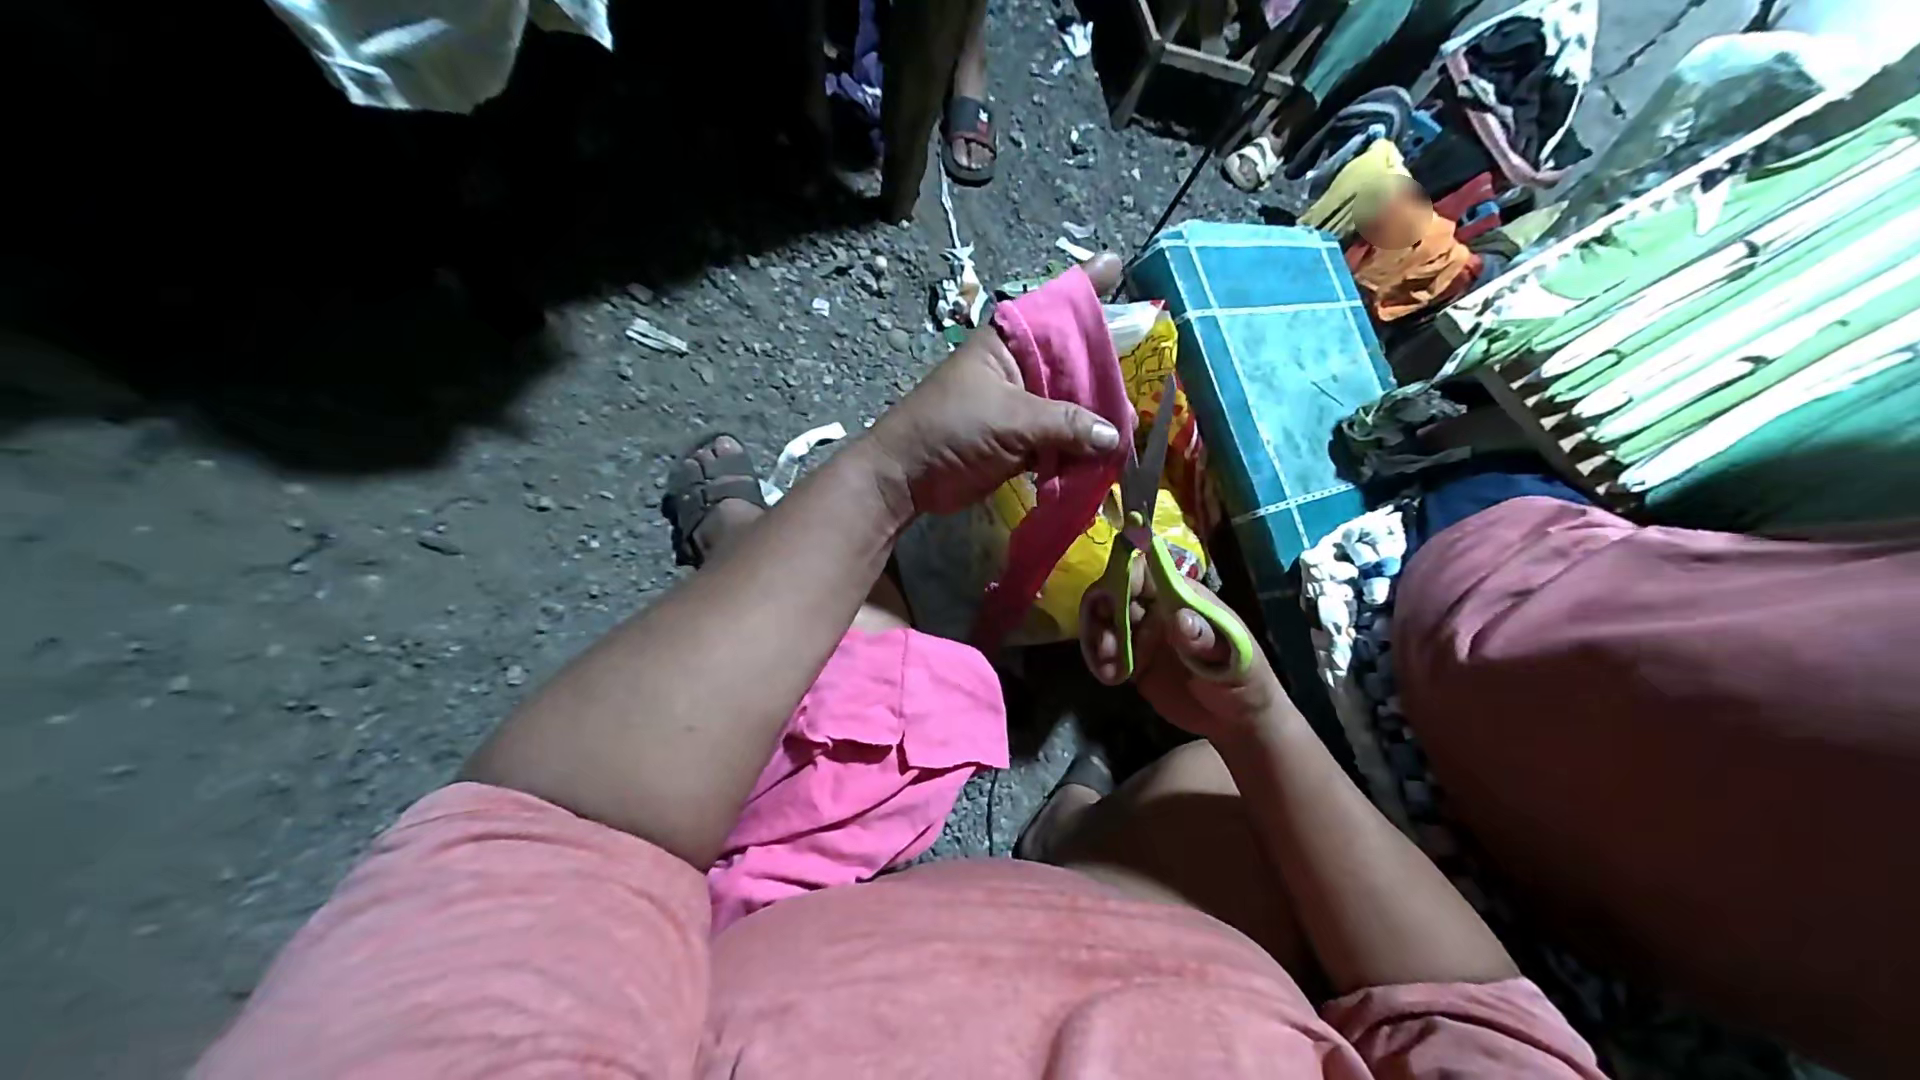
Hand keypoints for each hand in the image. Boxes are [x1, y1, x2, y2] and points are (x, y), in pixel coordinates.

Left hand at [867, 254, 1124, 516]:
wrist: (907, 478)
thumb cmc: (950, 429)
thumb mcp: (1009, 418)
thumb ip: (1064, 423)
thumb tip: (1115, 436)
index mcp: (1009, 343)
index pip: (1055, 305)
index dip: (1087, 287)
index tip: (1119, 265)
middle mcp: (1020, 368)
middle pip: (1075, 360)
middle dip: (1107, 371)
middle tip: (1147, 378)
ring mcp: (1023, 406)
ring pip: (1071, 404)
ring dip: (1097, 417)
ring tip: (1132, 429)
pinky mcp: (1022, 440)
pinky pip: (1061, 439)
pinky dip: (1080, 448)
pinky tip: (1107, 456)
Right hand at [1079, 558, 1283, 743]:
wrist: (1237, 723)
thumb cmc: (1247, 682)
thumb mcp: (1238, 662)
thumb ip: (1209, 641)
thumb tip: (1181, 618)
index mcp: (1182, 596)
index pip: (1145, 570)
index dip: (1123, 575)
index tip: (1113, 599)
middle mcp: (1157, 607)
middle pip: (1114, 590)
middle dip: (1101, 611)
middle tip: (1105, 643)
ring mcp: (1141, 633)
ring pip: (1103, 619)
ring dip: (1096, 637)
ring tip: (1108, 669)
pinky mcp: (1131, 659)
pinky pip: (1104, 650)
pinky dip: (1097, 659)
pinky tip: (1110, 678)